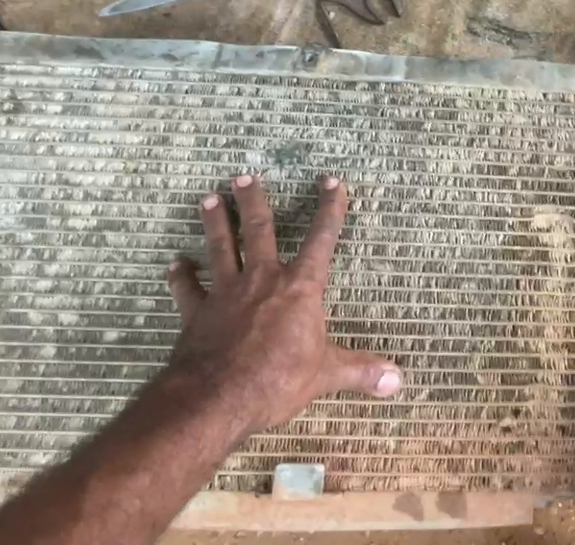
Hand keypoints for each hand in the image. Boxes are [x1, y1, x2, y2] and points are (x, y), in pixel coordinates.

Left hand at [163, 172, 401, 432]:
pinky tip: (175, 263)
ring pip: (220, 248)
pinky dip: (180, 276)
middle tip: (244, 176)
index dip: (329, 208)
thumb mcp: (325, 374)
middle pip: (258, 231)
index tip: (331, 180)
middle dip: (253, 201)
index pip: (321, 239)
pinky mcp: (197, 314)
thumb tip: (398, 380)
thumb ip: (360, 371)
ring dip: (215, 223)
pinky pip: (187, 290)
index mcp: (300, 287)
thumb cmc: (276, 380)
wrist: (215, 399)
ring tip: (209, 198)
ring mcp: (226, 294)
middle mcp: (263, 279)